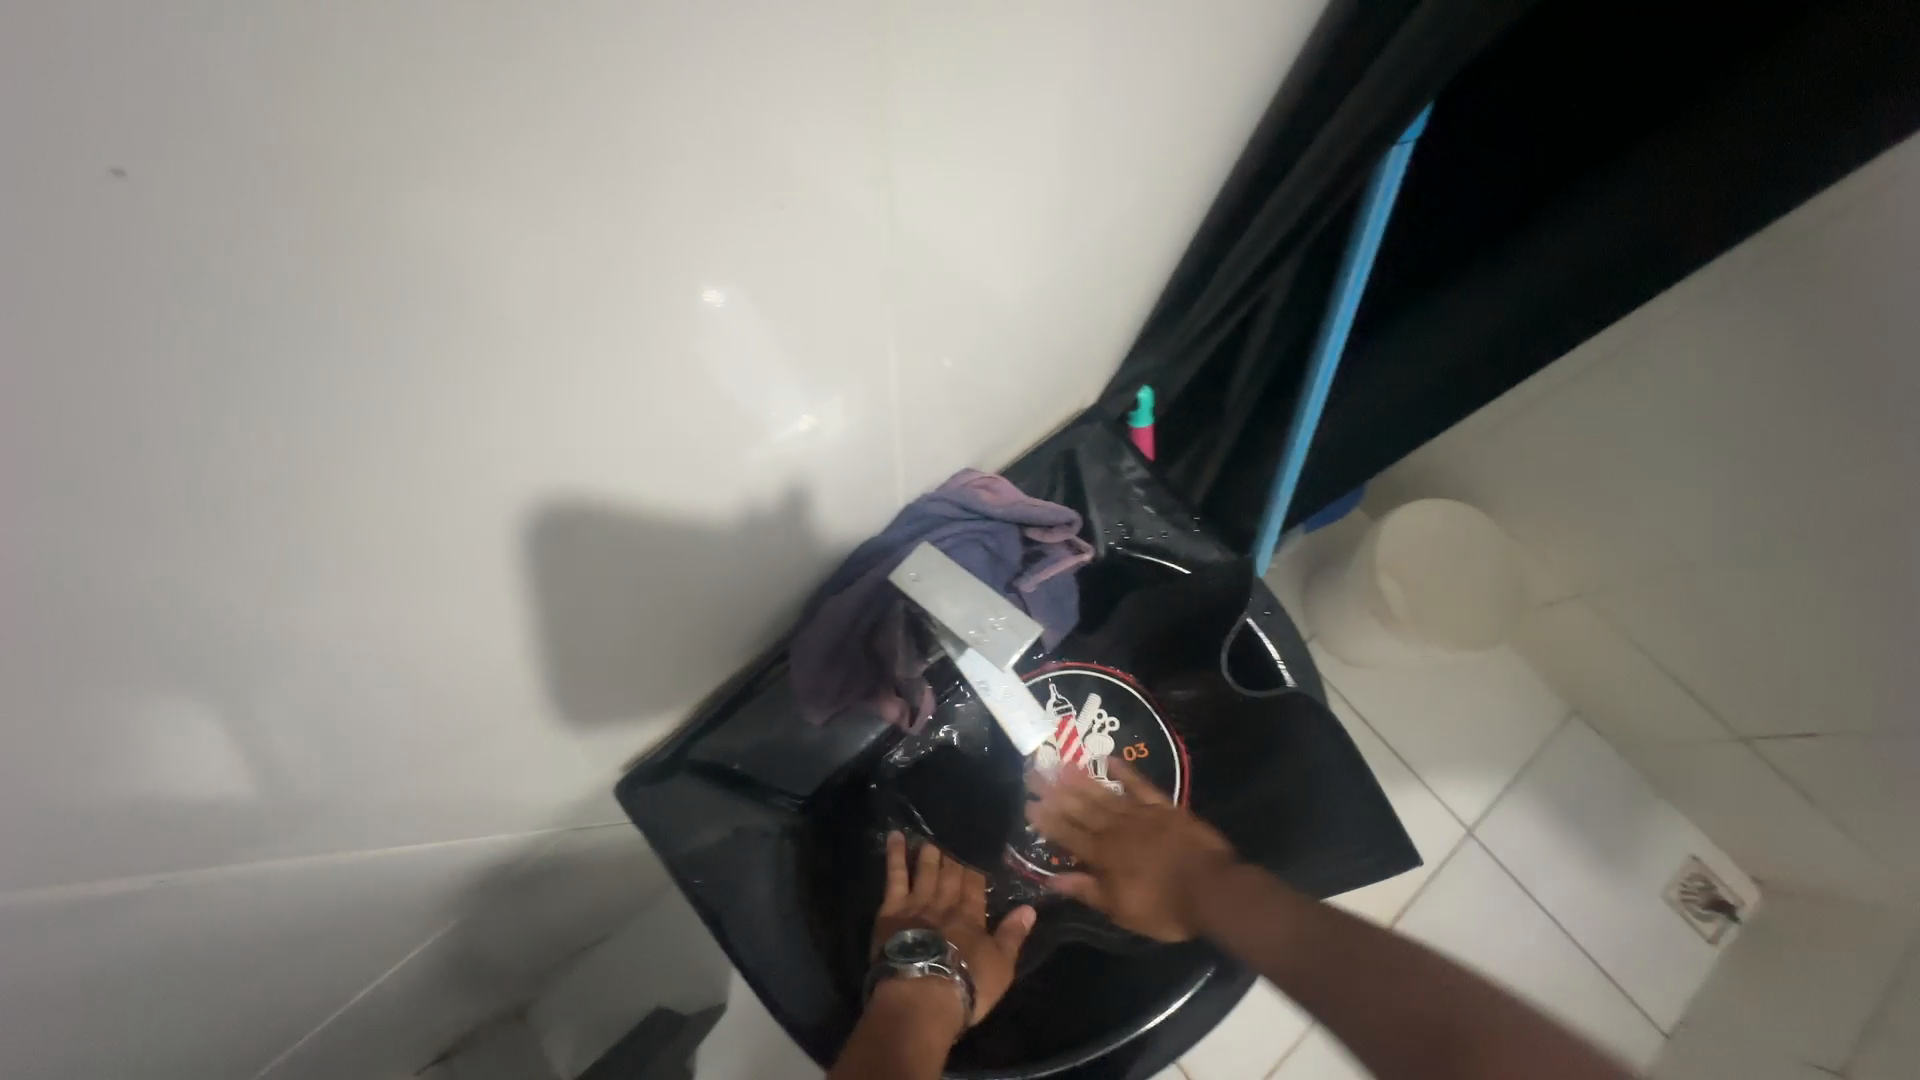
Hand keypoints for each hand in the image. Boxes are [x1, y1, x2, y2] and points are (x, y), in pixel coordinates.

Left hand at [873, 831, 1035, 1025]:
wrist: (922, 994)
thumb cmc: (966, 985)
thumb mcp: (1001, 966)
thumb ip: (1013, 935)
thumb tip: (1030, 908)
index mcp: (971, 915)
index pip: (975, 884)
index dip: (975, 864)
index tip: (976, 845)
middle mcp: (945, 902)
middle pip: (950, 872)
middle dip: (952, 852)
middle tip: (952, 830)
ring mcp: (917, 903)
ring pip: (925, 869)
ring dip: (928, 851)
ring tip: (930, 833)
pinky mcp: (892, 910)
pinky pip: (895, 877)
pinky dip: (895, 855)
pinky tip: (894, 836)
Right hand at [1026, 759, 1237, 940]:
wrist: (1212, 890)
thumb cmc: (1165, 907)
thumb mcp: (1121, 910)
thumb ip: (1087, 890)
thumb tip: (1052, 878)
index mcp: (1103, 855)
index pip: (1068, 834)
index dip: (1047, 820)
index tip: (1027, 804)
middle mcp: (1115, 829)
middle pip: (1080, 808)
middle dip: (1055, 792)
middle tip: (1033, 774)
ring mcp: (1140, 814)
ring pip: (1103, 794)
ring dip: (1080, 780)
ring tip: (1059, 764)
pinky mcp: (1163, 807)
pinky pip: (1139, 785)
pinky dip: (1124, 772)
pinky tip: (1109, 759)